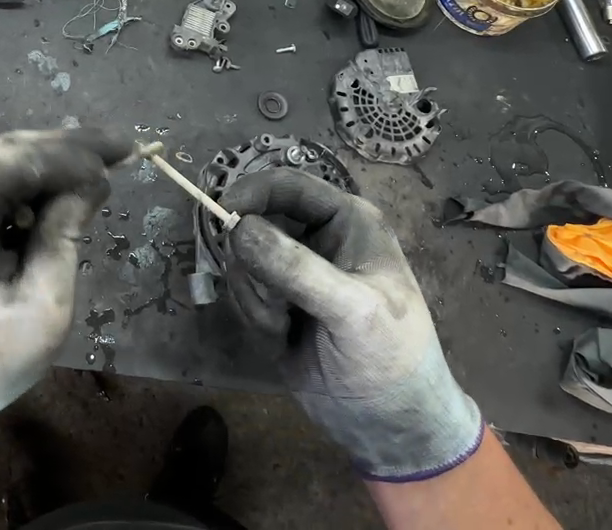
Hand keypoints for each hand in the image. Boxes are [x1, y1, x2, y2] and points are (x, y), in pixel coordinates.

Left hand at [0, 127, 125, 448]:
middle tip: (122, 148)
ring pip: (2, 160)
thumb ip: (63, 240)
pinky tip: (72, 180)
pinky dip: (38, 174)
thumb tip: (92, 180)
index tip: (107, 164)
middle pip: (1, 155)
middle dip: (66, 148)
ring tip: (106, 161)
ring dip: (55, 158)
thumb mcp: (44, 311)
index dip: (55, 157)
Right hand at [220, 169, 482, 481]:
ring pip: (241, 259)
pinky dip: (252, 315)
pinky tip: (281, 339)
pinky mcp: (274, 302)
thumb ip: (296, 268)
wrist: (389, 428)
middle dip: (251, 261)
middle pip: (253, 220)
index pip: (285, 184)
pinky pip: (240, 291)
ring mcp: (291, 270)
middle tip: (271, 300)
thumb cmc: (389, 358)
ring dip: (253, 295)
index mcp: (345, 219)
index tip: (222, 216)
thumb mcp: (352, 310)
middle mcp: (315, 236)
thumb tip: (238, 229)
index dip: (249, 192)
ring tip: (284, 325)